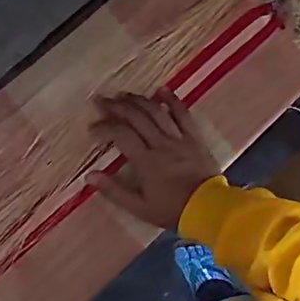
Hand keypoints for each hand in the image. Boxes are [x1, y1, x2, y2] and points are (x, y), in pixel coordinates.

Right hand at [88, 90, 220, 230]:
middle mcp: (160, 144)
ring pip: (156, 112)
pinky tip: (161, 90)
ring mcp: (179, 138)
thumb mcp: (139, 208)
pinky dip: (172, 100)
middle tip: (101, 101)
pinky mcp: (194, 138)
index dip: (104, 127)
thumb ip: (114, 191)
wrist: (210, 209)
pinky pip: (183, 114)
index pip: (120, 135)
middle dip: (116, 106)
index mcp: (145, 161)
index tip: (92, 128)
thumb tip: (90, 175)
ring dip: (138, 100)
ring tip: (123, 94)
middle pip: (136, 117)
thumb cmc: (173, 210)